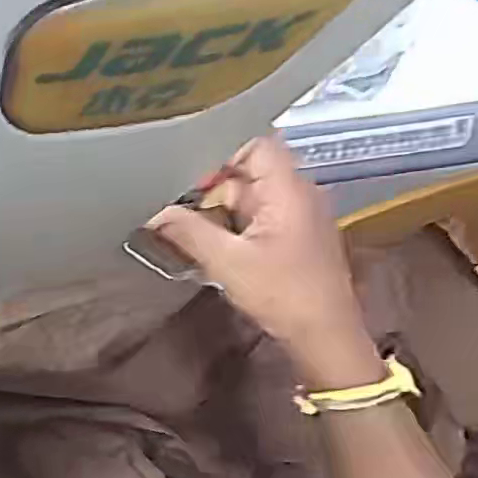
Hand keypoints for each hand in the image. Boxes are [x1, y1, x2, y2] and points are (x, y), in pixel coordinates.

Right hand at [145, 136, 382, 387]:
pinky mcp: (286, 235)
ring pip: (244, 196)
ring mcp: (291, 215)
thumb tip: (155, 215)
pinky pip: (249, 217)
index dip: (218, 149)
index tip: (181, 170)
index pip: (254, 144)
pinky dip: (224, 225)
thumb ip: (189, 232)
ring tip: (177, 222)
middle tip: (168, 201)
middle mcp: (294, 194)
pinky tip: (200, 241)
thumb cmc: (282, 293)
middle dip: (206, 185)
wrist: (322, 333)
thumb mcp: (227, 262)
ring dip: (212, 209)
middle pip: (244, 171)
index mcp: (288, 190)